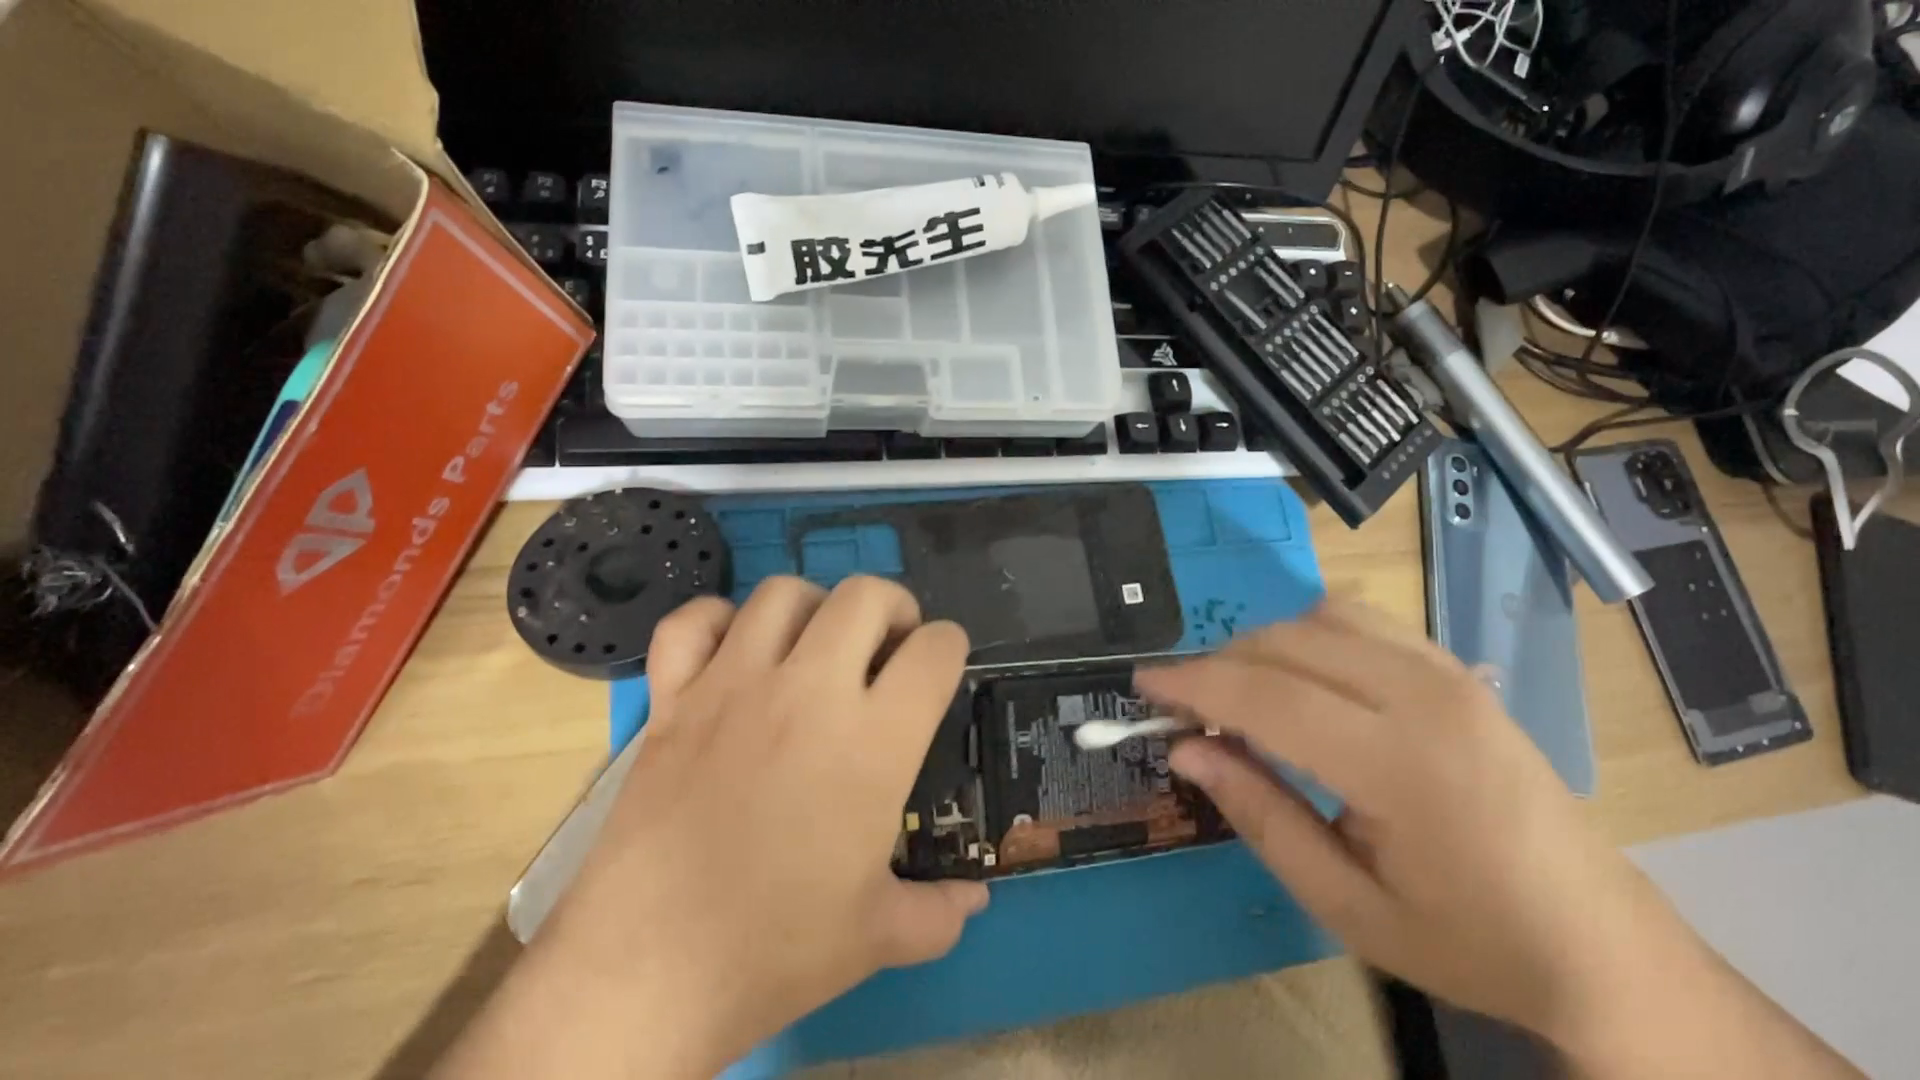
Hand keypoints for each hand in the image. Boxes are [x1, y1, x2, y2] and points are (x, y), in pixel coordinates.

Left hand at [455, 576, 985, 1079]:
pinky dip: (715, 621)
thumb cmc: (777, 948)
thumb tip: (975, 900)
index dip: (950, 649)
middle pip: (865, 596)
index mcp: (875, 740)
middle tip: (889, 648)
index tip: (940, 670)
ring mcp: (732, 685)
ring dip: (813, 607)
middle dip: (893, 608)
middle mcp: (808, 690)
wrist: (651, 967)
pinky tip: (732, 652)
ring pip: (782, 593)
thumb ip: (940, 912)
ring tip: (817, 644)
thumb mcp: (880, 936)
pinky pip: (691, 624)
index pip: (936, 650)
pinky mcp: (671, 699)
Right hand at [1133, 597, 1688, 1046]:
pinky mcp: (1462, 674)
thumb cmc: (1467, 942)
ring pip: (1326, 618)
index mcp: (1400, 765)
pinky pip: (1368, 623)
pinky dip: (1313, 634)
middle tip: (1181, 707)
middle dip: (1220, 664)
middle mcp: (1426, 697)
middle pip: (1291, 644)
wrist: (1600, 946)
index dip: (1194, 686)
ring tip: (1235, 694)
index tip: (1141, 685)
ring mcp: (1451, 676)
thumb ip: (1261, 816)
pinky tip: (1299, 678)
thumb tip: (1186, 751)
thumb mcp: (1346, 905)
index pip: (1269, 697)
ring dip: (1265, 645)